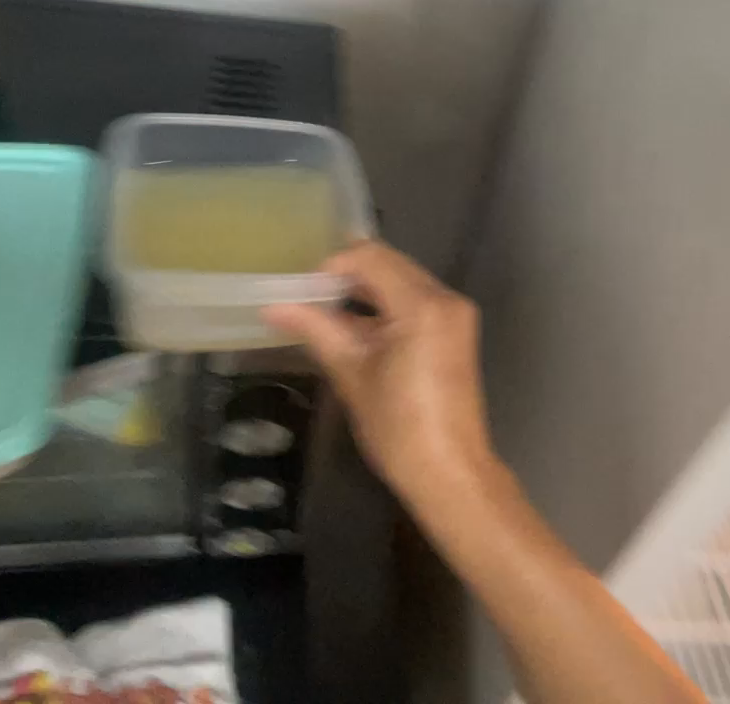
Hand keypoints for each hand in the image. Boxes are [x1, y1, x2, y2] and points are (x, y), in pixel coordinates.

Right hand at [263, 240, 495, 502]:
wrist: (450, 472)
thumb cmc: (398, 428)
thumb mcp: (351, 374)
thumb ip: (315, 330)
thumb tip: (273, 307)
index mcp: (422, 306)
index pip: (371, 258)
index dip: (333, 266)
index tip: (303, 290)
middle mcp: (445, 298)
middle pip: (389, 264)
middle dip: (348, 275)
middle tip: (309, 298)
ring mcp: (455, 313)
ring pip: (402, 280)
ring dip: (365, 289)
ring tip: (324, 311)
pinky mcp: (455, 329)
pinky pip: (415, 300)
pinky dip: (385, 305)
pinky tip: (354, 325)